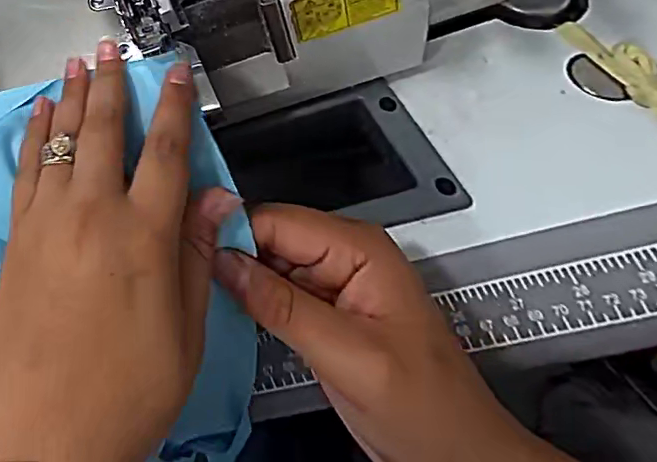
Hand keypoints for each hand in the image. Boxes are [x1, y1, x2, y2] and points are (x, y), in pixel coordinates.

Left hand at [0, 42, 241, 461]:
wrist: (34, 424)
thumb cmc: (118, 390)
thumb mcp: (183, 335)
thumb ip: (198, 258)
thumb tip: (216, 201)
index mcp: (142, 236)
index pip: (166, 152)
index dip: (175, 106)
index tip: (176, 73)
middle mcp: (92, 212)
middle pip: (105, 127)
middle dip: (111, 80)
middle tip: (110, 46)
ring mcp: (50, 216)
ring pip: (63, 136)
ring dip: (71, 94)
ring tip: (77, 62)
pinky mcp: (20, 230)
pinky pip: (28, 165)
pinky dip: (34, 132)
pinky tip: (38, 111)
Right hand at [215, 206, 568, 461]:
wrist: (461, 460)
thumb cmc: (430, 411)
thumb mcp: (352, 359)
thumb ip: (284, 306)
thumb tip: (225, 262)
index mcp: (357, 246)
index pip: (273, 219)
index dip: (231, 234)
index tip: (194, 253)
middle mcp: (341, 250)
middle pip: (264, 234)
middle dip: (231, 255)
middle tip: (195, 279)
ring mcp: (329, 276)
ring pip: (262, 258)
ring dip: (238, 277)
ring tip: (208, 295)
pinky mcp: (319, 302)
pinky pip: (272, 285)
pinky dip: (251, 297)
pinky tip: (232, 309)